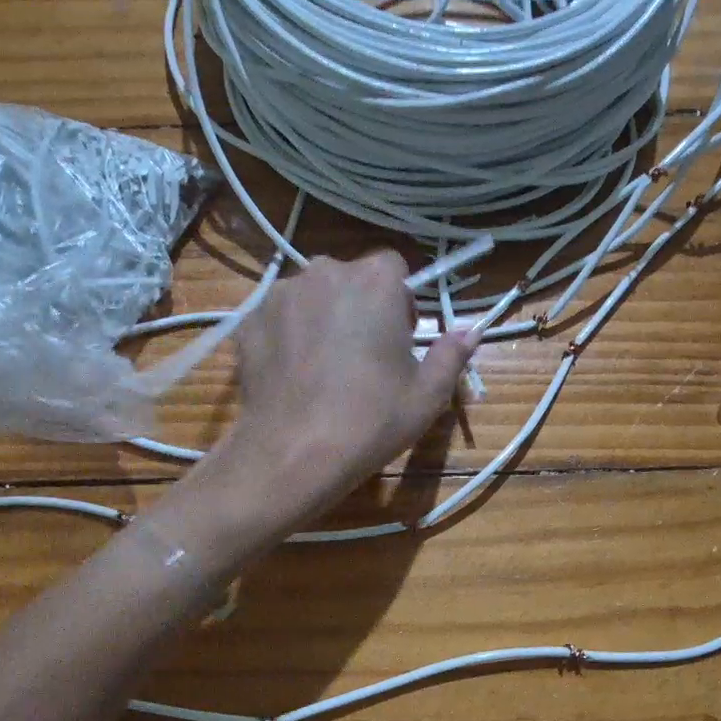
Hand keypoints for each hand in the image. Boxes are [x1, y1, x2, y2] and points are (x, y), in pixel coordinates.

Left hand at [210, 251, 477, 529]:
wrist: (293, 452)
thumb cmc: (370, 420)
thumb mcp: (427, 395)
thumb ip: (451, 354)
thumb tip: (470, 330)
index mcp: (375, 280)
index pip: (394, 268)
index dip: (399, 303)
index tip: (398, 341)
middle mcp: (324, 272)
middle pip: (349, 279)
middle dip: (358, 307)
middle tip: (362, 359)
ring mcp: (280, 295)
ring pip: (310, 297)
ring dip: (321, 319)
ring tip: (323, 369)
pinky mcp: (249, 321)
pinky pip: (278, 320)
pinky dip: (287, 338)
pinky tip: (293, 377)